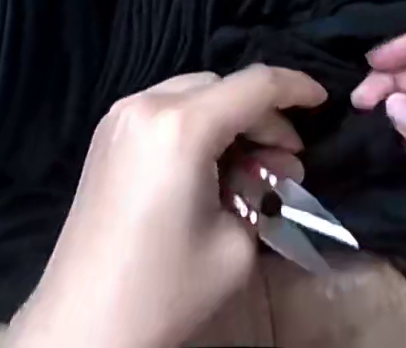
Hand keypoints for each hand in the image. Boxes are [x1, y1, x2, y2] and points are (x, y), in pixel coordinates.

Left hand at [9, 66, 327, 347]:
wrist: (82, 321)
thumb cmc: (164, 289)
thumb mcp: (235, 245)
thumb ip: (261, 189)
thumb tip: (271, 164)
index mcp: (180, 126)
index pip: (253, 85)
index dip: (295, 87)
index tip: (323, 99)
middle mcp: (146, 103)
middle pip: (221, 85)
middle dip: (260, 114)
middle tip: (286, 161)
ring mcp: (120, 114)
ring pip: (192, 92)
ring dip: (228, 117)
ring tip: (252, 166)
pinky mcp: (108, 131)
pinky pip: (165, 107)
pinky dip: (196, 122)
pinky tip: (210, 162)